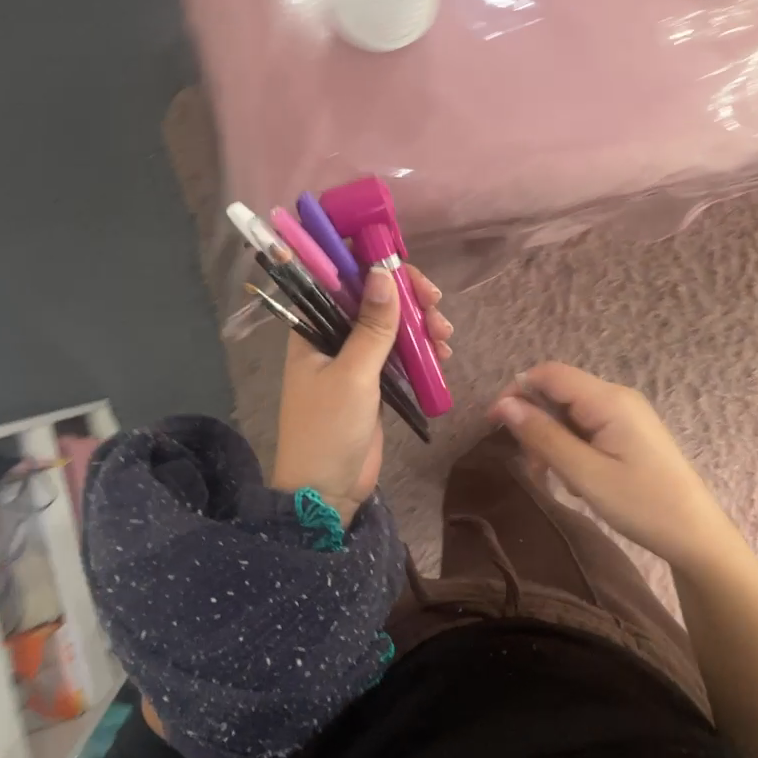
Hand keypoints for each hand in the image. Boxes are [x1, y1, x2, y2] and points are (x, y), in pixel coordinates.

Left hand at [271, 265, 451, 523]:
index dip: (370, 265)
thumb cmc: (328, 429)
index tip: (404, 267)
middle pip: (372, 299)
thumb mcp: (353, 374)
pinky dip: (421, 350)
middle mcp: (331, 338)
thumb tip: (382, 272)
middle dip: (406, 297)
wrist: (325, 492)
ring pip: (391, 326)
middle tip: (435, 305)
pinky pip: (399, 354)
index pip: (339, 279)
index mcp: (312, 329)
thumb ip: (371, 326)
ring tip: (444, 336)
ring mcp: (354, 361)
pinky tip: (442, 354)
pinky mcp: (374, 383)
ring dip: (419, 324)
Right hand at [489, 363, 738, 568]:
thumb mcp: (585, 474)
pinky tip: (576, 480)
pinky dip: (572, 448)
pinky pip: (588, 428)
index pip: (550, 373)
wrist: (696, 535)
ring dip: (553, 441)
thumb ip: (543, 436)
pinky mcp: (630, 433)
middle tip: (531, 467)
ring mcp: (627, 415)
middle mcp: (618, 397)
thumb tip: (504, 405)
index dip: (517, 391)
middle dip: (536, 422)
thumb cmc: (642, 504)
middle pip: (559, 392)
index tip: (494, 425)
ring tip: (555, 480)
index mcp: (608, 399)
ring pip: (571, 413)